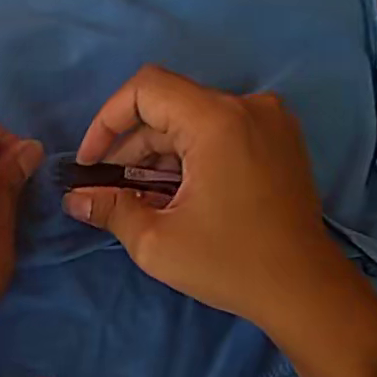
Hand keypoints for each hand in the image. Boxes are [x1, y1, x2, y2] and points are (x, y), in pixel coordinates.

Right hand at [61, 66, 341, 328]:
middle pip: (169, 108)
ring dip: (157, 157)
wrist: (302, 288)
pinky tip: (175, 197)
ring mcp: (270, 122)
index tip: (90, 164)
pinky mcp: (279, 142)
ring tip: (138, 201)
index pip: (145, 89)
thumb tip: (74, 198)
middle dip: (129, 148)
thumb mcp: (156, 242)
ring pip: (193, 123)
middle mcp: (247, 107)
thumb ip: (110, 210)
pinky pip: (220, 134)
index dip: (106, 121)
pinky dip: (189, 159)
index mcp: (217, 122)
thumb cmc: (227, 265)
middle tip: (107, 192)